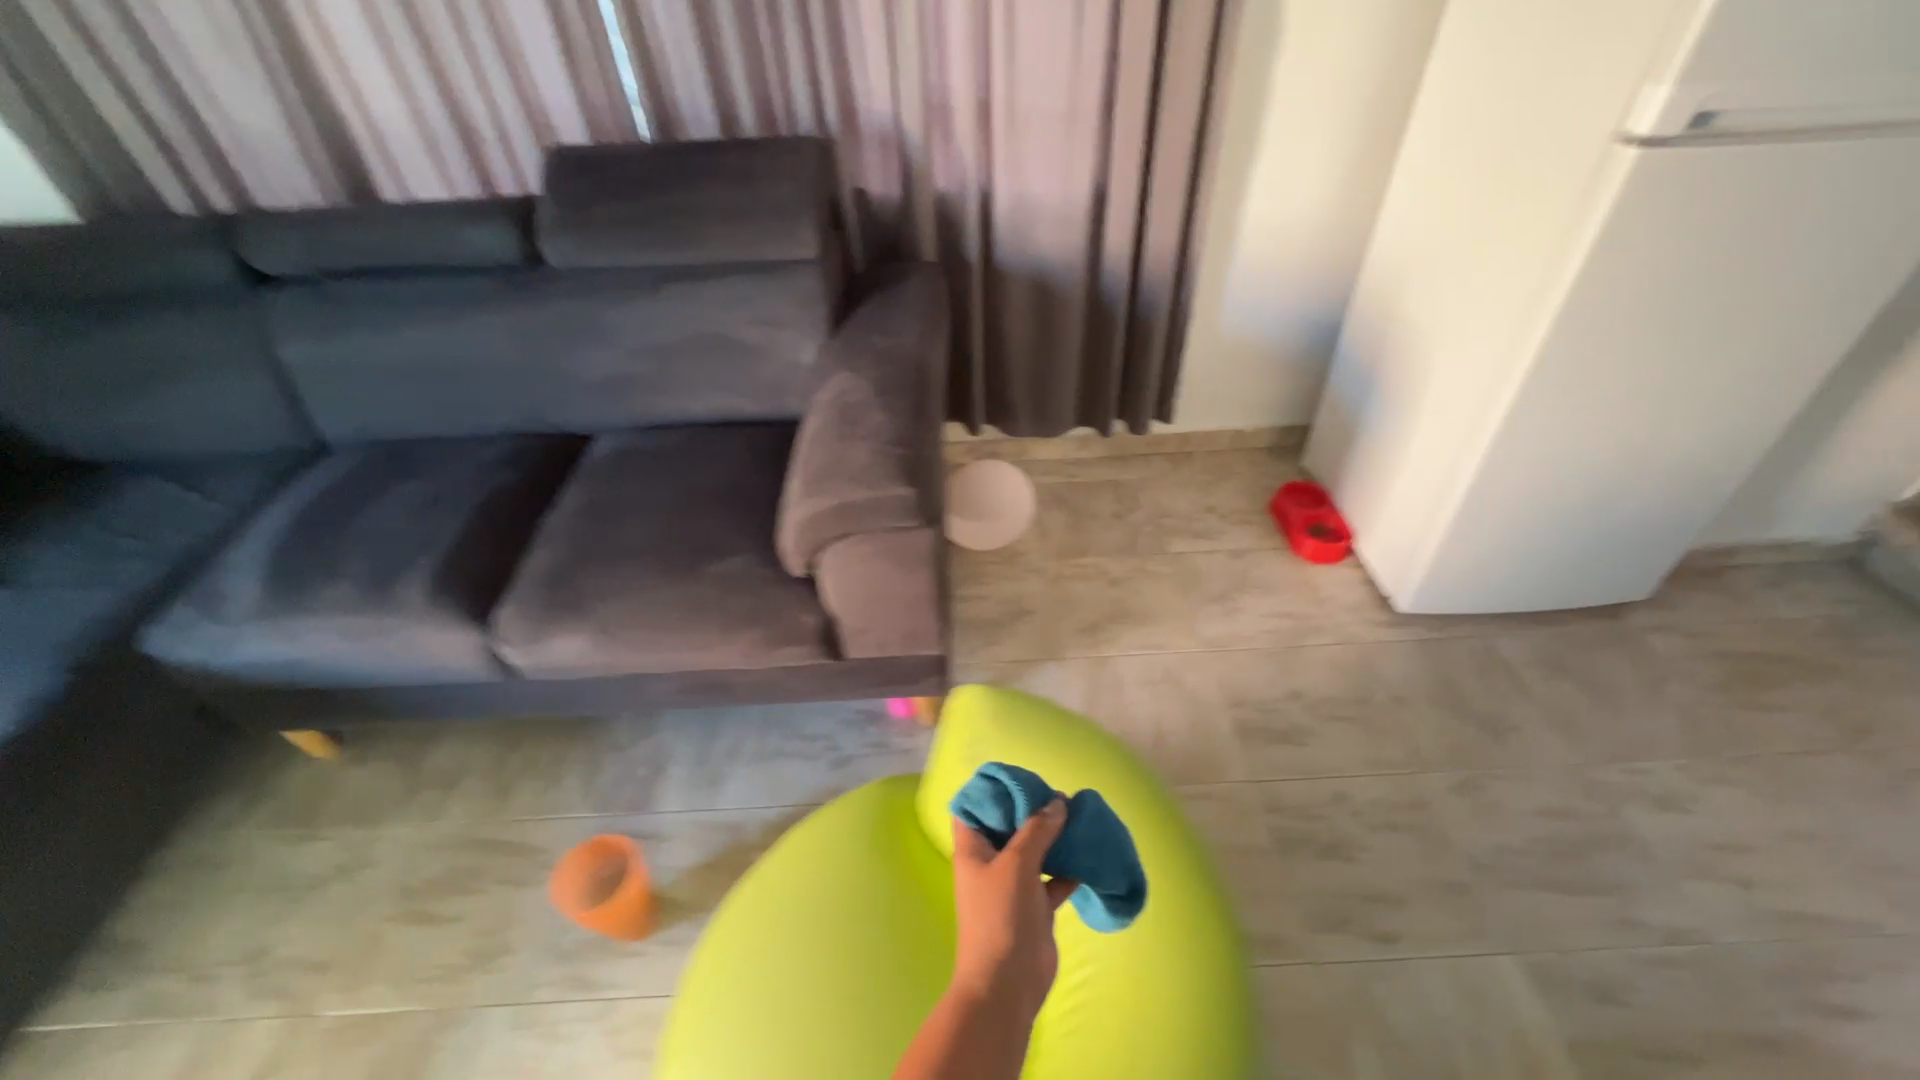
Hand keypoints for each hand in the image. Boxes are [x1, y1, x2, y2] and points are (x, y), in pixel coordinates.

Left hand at [949, 797, 1077, 1022]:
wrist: (1007, 982)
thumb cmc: (1000, 916)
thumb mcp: (1017, 864)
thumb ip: (1037, 830)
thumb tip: (1057, 802)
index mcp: (973, 848)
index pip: (974, 808)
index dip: (992, 791)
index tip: (1020, 779)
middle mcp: (990, 862)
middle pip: (1009, 826)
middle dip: (1032, 811)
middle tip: (1058, 795)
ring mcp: (1013, 885)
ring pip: (1034, 851)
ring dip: (1054, 837)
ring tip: (1078, 817)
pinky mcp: (1035, 906)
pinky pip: (1053, 878)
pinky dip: (1069, 868)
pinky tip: (1088, 855)